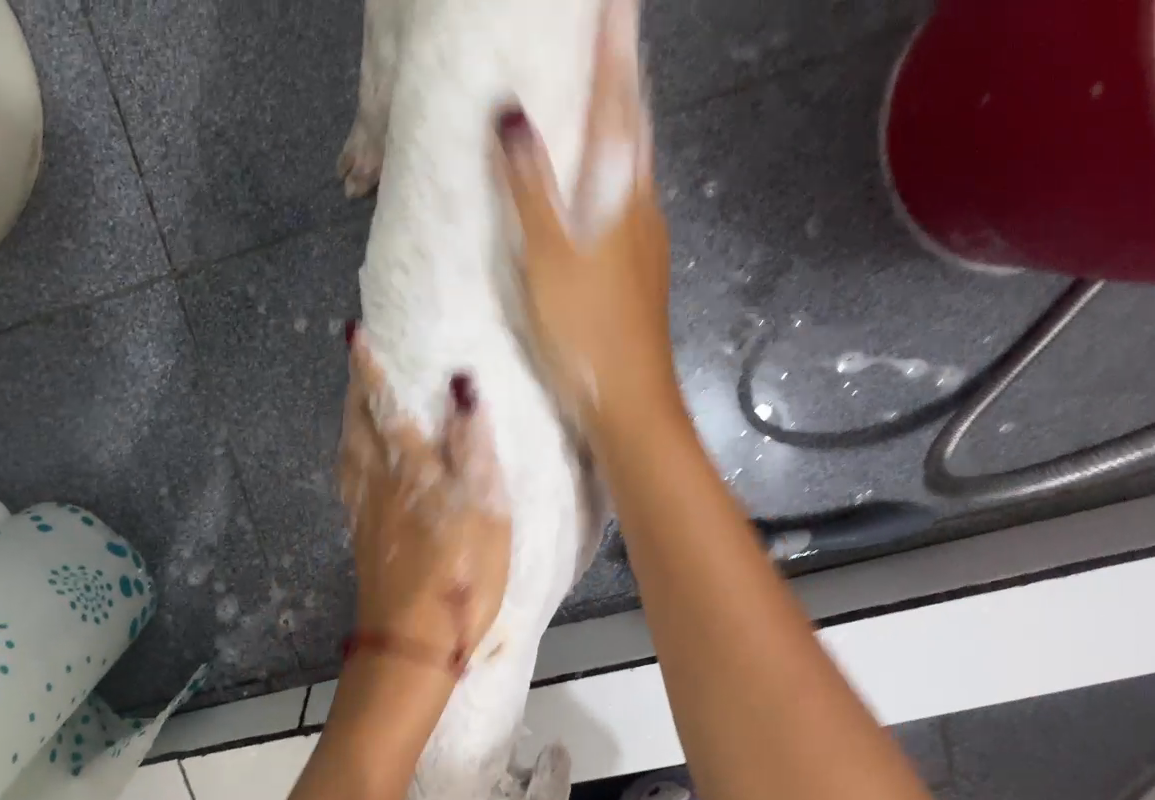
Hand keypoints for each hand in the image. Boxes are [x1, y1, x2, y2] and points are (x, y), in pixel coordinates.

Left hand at [338, 330, 510, 676]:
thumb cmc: (460, 577)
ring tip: (349, 405)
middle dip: (354, 392)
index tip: (354, 337)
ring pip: (349, 455)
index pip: (386, 408)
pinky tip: (353, 468)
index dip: (371, 372)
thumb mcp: (484, 511)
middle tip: (351, 361)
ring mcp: (367, 515)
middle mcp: (379, 484)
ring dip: (347, 423)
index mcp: (411, 470)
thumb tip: (461, 387)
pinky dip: (347, 461)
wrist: (412, 642)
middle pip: (359, 428)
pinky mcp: (364, 540)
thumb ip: (472, 448)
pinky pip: (348, 485)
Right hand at [495, 0, 675, 436]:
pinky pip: (622, 194)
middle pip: (633, 122)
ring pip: (631, 159)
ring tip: (599, 87)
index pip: (616, 101)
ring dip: (618, 116)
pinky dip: (608, 165)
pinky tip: (592, 179)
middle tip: (607, 30)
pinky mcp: (635, 266)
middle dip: (622, 71)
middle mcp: (639, 204)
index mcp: (620, 194)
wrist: (628, 403)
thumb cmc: (585, 331)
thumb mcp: (547, 260)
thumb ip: (529, 190)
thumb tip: (512, 116)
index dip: (613, 46)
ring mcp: (642, 237)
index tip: (612, 0)